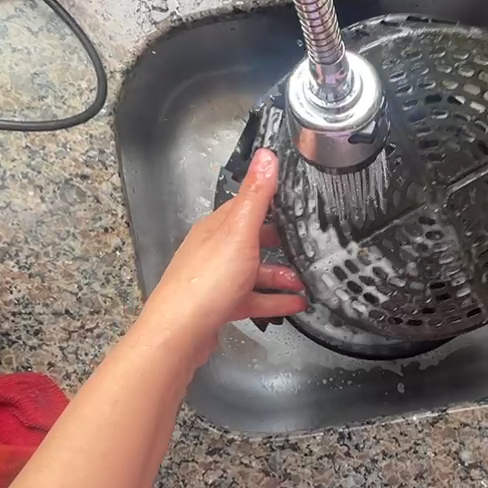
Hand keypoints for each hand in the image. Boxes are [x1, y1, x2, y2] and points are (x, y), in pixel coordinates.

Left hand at [137, 148, 306, 361]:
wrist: (180, 332)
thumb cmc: (207, 280)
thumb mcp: (239, 232)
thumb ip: (256, 195)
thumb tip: (266, 155)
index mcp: (217, 228)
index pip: (246, 207)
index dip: (272, 203)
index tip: (297, 203)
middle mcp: (215, 251)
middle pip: (253, 241)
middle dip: (281, 244)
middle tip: (308, 246)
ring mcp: (218, 280)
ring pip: (255, 273)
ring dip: (282, 276)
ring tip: (307, 282)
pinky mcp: (222, 306)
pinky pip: (254, 299)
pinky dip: (275, 300)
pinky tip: (296, 305)